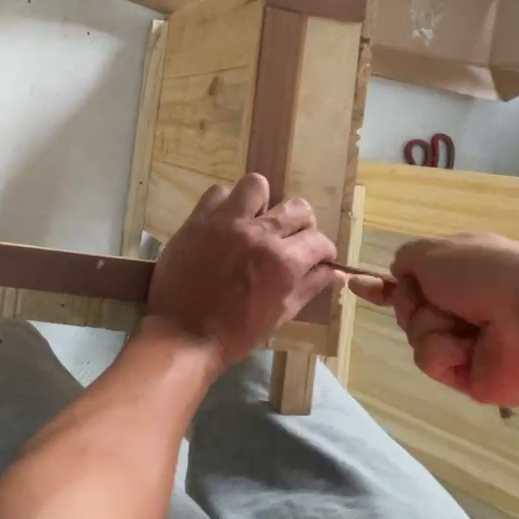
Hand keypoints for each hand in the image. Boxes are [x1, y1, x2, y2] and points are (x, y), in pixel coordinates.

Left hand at [144, 173, 341, 369]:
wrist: (183, 333)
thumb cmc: (235, 333)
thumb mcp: (281, 314)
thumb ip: (309, 286)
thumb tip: (335, 272)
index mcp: (284, 262)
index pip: (319, 241)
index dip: (323, 251)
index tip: (316, 257)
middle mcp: (259, 235)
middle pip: (297, 208)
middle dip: (301, 224)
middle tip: (289, 239)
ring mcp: (227, 223)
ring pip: (257, 185)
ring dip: (262, 202)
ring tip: (255, 221)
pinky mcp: (198, 220)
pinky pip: (218, 193)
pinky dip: (225, 204)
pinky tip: (224, 223)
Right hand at [347, 233, 518, 406]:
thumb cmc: (486, 274)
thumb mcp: (432, 251)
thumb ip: (406, 260)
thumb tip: (399, 278)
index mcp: (460, 271)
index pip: (413, 278)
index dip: (384, 283)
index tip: (355, 284)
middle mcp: (463, 305)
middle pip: (409, 308)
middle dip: (413, 304)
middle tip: (439, 300)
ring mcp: (467, 341)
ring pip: (416, 334)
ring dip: (430, 326)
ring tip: (463, 325)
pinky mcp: (469, 376)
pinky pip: (431, 362)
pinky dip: (441, 352)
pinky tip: (464, 349)